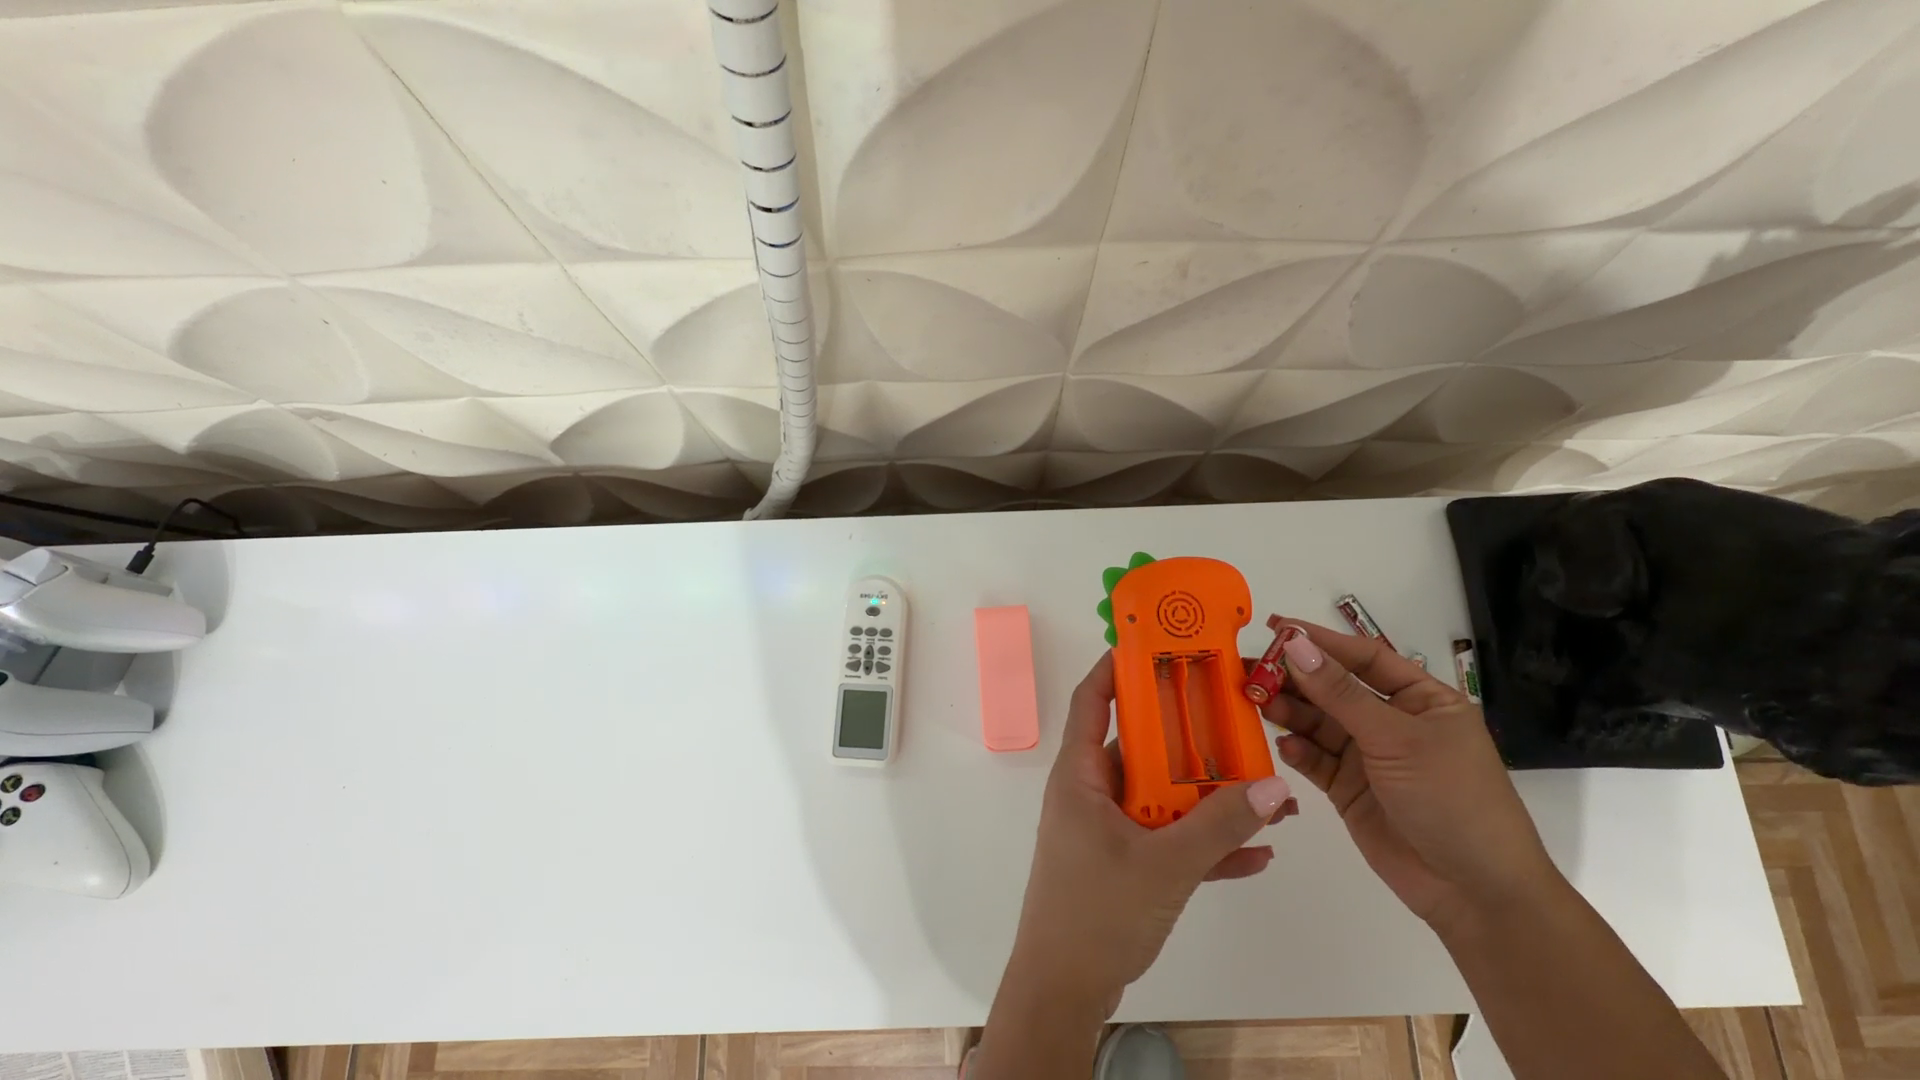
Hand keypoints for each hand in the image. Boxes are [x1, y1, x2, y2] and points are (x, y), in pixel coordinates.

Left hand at [1007, 652, 1297, 1014]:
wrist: (1065, 990)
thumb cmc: (1096, 913)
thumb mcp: (1165, 865)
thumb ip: (1220, 827)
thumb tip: (1276, 788)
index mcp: (1081, 776)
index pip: (1093, 699)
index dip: (1120, 667)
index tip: (1162, 645)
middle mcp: (1092, 794)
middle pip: (1142, 748)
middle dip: (1193, 740)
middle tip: (1242, 725)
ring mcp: (1107, 831)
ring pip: (1162, 797)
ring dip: (1208, 798)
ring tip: (1266, 797)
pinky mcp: (1124, 866)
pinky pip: (1168, 840)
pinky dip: (1204, 843)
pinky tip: (1255, 854)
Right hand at [1262, 621, 1560, 932]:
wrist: (1473, 890)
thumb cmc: (1450, 798)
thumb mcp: (1397, 739)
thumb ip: (1340, 694)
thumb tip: (1296, 645)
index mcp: (1422, 700)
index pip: (1364, 658)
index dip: (1320, 641)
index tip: (1275, 628)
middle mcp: (1394, 723)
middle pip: (1335, 689)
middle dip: (1295, 677)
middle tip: (1249, 667)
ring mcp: (1370, 758)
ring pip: (1319, 724)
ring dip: (1290, 712)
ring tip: (1256, 701)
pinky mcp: (1349, 790)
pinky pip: (1315, 761)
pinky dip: (1297, 752)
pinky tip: (1282, 746)